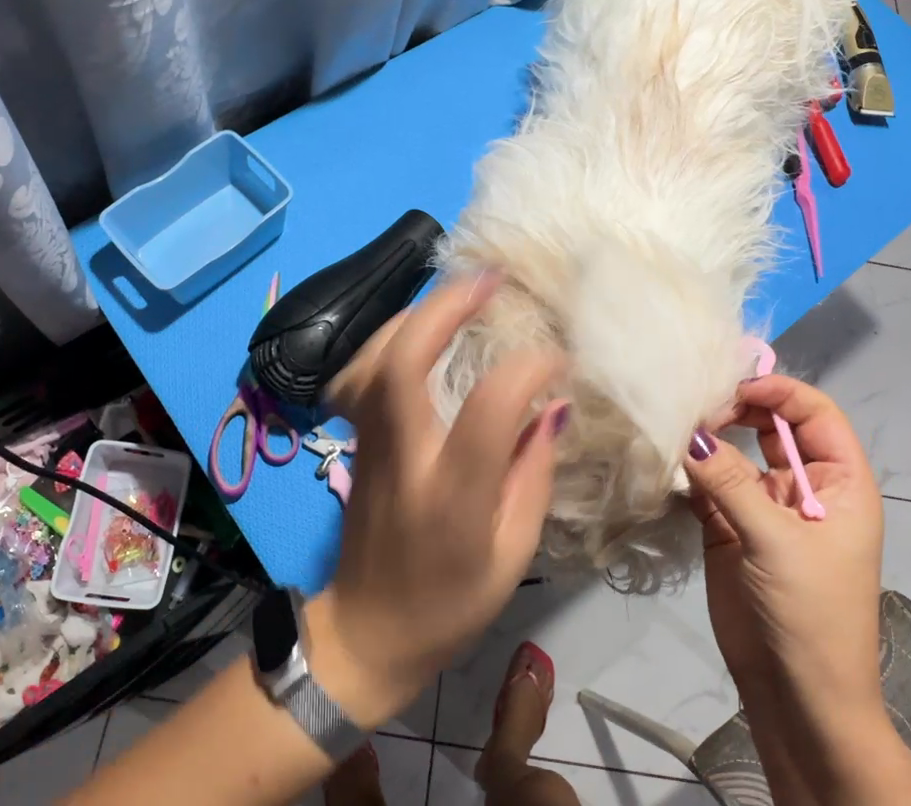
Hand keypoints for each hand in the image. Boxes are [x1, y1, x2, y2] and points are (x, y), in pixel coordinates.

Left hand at [311, 271, 566, 726]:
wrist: (366, 633)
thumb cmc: (449, 604)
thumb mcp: (512, 556)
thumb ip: (531, 475)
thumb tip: (553, 407)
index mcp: (451, 495)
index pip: (488, 409)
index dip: (527, 369)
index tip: (556, 359)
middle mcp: (402, 457)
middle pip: (405, 360)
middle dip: (445, 306)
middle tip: (489, 278)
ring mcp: (368, 444)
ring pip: (372, 357)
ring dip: (413, 314)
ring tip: (456, 296)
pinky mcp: (354, 441)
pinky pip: (360, 374)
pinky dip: (385, 341)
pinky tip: (415, 334)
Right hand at [686, 375, 883, 719]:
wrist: (797, 691)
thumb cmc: (811, 612)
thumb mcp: (778, 543)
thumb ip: (731, 484)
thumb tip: (688, 433)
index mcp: (840, 483)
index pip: (814, 414)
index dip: (779, 392)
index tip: (732, 386)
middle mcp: (802, 486)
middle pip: (771, 427)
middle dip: (736, 410)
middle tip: (692, 406)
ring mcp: (763, 507)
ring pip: (733, 455)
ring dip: (705, 440)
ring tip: (668, 423)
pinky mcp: (729, 528)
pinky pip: (706, 486)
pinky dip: (685, 471)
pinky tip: (661, 457)